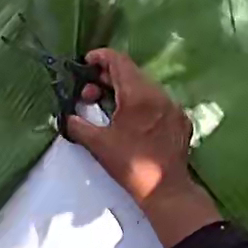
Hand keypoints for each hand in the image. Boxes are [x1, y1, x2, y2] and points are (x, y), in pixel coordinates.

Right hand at [64, 49, 221, 247]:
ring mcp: (173, 106)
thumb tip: (67, 117)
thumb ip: (78, 125)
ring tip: (107, 108)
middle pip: (131, 73)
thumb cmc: (129, 165)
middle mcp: (159, 95)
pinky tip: (130, 120)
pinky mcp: (181, 119)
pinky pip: (157, 101)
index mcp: (138, 96)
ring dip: (123, 91)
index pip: (119, 62)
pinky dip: (140, 103)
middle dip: (106, 78)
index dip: (100, 57)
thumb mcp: (98, 144)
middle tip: (88, 94)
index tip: (86, 62)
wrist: (165, 189)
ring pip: (145, 87)